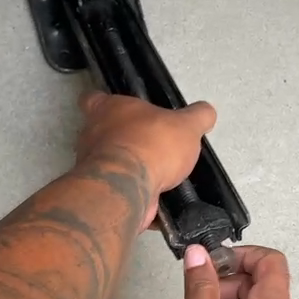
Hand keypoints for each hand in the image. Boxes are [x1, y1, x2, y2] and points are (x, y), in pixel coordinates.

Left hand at [74, 92, 215, 196]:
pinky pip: (117, 191)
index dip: (103, 104)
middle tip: (147, 146)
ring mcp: (92, 166)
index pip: (93, 99)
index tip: (117, 111)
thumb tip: (206, 112)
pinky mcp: (101, 192)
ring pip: (107, 164)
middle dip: (122, 141)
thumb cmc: (151, 145)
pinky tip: (154, 199)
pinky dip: (132, 195)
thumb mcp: (187, 125)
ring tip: (155, 176)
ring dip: (127, 170)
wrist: (129, 187)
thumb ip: (198, 117)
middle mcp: (93, 135)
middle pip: (100, 133)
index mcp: (108, 108)